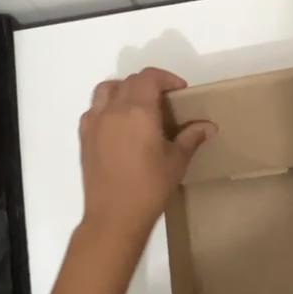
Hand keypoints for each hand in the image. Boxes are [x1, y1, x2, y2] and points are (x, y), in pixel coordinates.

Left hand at [78, 68, 214, 239]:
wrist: (114, 216)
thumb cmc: (150, 187)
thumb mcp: (177, 161)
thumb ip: (191, 138)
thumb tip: (208, 126)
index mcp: (138, 110)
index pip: (149, 77)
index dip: (166, 78)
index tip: (180, 91)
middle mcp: (113, 110)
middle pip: (129, 81)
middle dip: (148, 84)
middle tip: (164, 101)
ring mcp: (95, 122)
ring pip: (106, 90)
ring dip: (124, 90)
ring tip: (138, 107)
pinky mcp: (84, 137)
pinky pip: (94, 110)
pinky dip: (107, 107)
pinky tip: (118, 126)